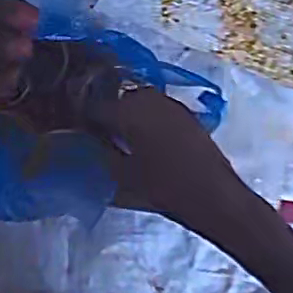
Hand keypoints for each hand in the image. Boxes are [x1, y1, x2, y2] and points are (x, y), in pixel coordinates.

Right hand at [89, 89, 263, 235]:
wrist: (214, 195)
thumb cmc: (164, 188)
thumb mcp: (122, 176)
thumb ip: (103, 154)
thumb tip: (92, 143)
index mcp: (128, 111)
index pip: (95, 106)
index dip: (83, 117)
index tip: (77, 129)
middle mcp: (148, 99)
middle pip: (118, 98)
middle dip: (107, 111)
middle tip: (100, 132)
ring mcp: (170, 104)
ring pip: (139, 99)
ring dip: (128, 112)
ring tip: (122, 134)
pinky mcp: (186, 114)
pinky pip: (157, 107)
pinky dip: (147, 116)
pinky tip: (146, 136)